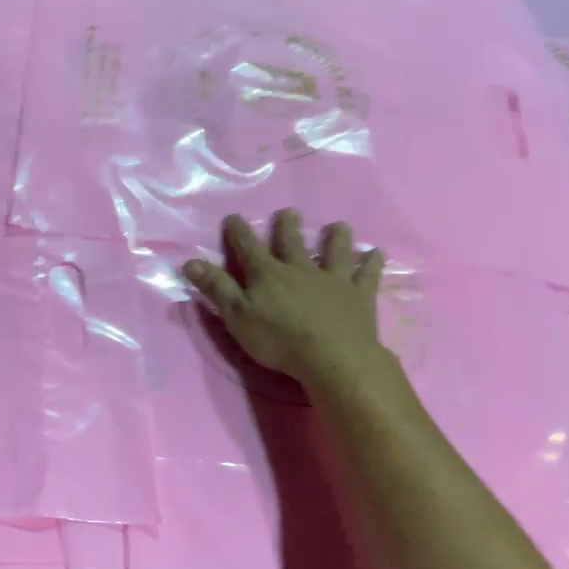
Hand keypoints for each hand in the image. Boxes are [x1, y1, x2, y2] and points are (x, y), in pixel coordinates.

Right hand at [183, 210, 390, 390]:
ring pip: (335, 252)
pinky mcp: (358, 295)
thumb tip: (190, 262)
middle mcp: (300, 269)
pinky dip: (372, 263)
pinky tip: (377, 253)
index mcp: (267, 275)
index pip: (248, 247)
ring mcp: (333, 280)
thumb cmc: (278, 339)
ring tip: (337, 226)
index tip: (233, 217)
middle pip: (292, 243)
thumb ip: (216, 288)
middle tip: (288, 212)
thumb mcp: (237, 316)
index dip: (238, 232)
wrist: (332, 356)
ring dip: (335, 238)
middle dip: (287, 226)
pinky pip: (367, 275)